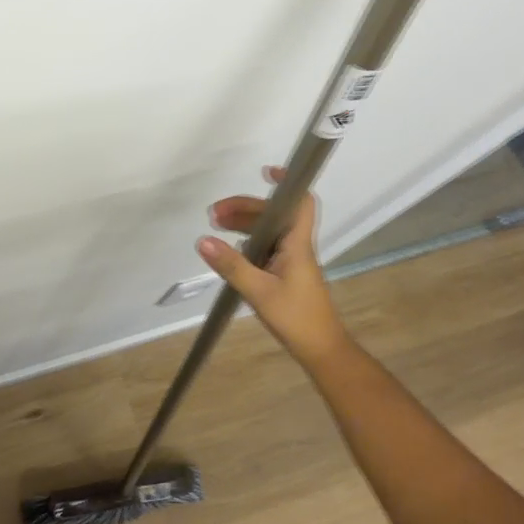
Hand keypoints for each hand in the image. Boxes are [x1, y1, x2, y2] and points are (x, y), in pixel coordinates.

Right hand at [197, 167, 350, 363]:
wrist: (321, 350)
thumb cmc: (296, 318)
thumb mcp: (259, 292)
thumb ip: (231, 266)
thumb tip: (202, 240)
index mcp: (297, 244)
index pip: (301, 202)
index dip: (288, 183)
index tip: (265, 173)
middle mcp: (296, 247)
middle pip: (274, 215)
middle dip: (245, 208)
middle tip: (213, 215)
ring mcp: (291, 261)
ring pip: (268, 231)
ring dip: (243, 225)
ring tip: (215, 228)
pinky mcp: (285, 275)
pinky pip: (265, 248)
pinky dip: (247, 243)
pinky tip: (228, 251)